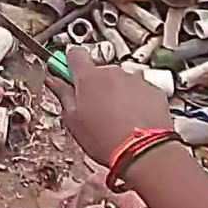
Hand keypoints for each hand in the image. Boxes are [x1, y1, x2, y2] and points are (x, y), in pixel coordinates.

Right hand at [48, 47, 173, 167]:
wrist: (144, 152)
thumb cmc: (106, 139)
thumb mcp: (73, 120)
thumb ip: (63, 95)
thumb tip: (54, 82)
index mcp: (88, 76)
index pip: (74, 54)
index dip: (70, 63)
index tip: (68, 74)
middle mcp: (112, 72)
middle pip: (99, 71)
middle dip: (96, 86)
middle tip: (94, 109)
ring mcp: (134, 79)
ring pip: (120, 81)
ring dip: (117, 94)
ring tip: (116, 120)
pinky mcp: (153, 90)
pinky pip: (140, 91)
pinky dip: (136, 101)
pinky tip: (133, 121)